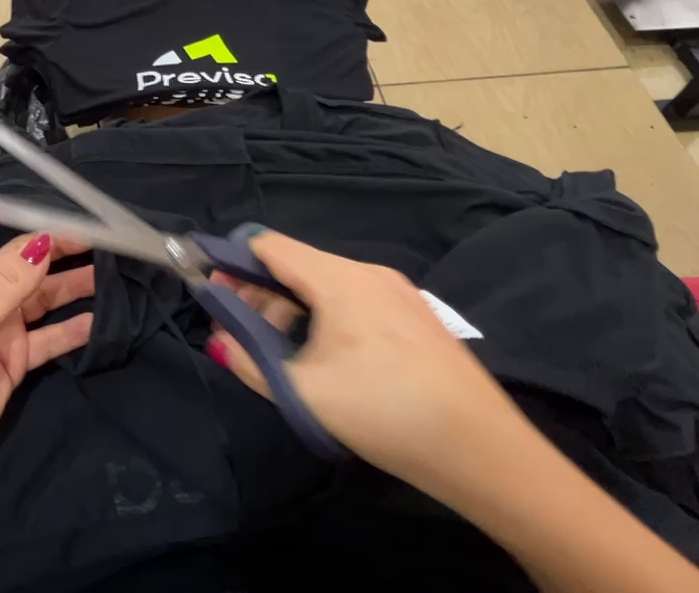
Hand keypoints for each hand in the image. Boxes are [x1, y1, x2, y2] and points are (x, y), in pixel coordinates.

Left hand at [0, 218, 94, 467]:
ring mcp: (1, 328)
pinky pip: (50, 337)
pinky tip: (99, 320)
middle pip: (21, 264)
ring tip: (108, 276)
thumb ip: (10, 283)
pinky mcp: (17, 359)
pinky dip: (72, 328)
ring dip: (70, 286)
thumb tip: (44, 242)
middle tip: (96, 242)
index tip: (31, 208)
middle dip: (54, 250)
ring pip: (41, 298)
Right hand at [207, 232, 529, 493]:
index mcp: (340, 279)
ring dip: (292, 310)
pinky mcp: (416, 316)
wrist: (486, 452)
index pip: (269, 245)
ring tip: (284, 356)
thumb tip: (218, 340)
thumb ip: (249, 361)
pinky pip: (354, 300)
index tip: (212, 294)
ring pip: (325, 284)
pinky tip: (328, 360)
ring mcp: (398, 292)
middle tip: (243, 336)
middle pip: (296, 265)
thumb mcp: (304, 392)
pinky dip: (325, 317)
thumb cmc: (386, 412)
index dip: (233, 263)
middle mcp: (368, 272)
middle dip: (260, 294)